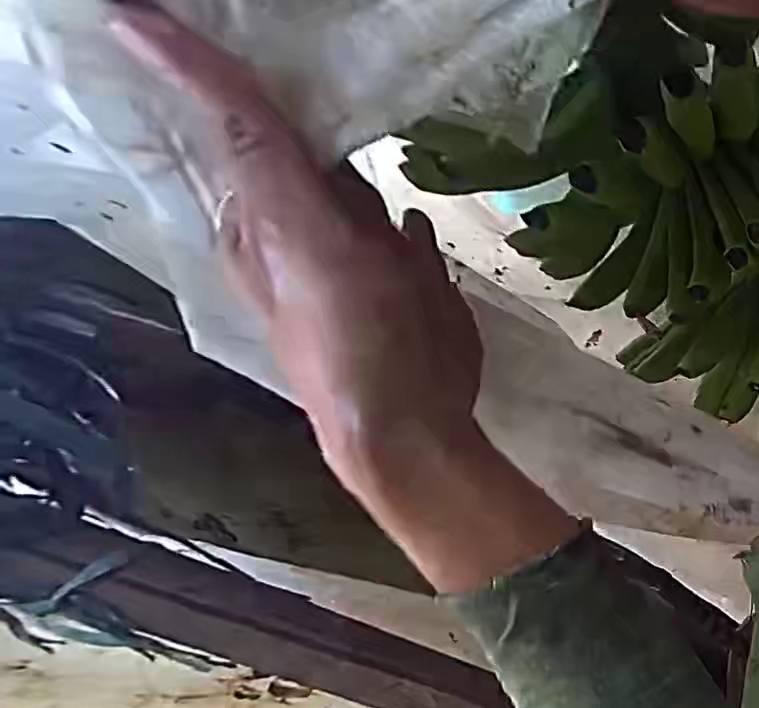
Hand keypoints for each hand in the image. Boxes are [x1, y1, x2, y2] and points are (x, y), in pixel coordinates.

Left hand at [107, 2, 482, 468]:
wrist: (413, 416)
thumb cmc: (354, 331)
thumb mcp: (296, 229)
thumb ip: (247, 137)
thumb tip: (136, 21)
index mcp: (263, 210)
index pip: (245, 121)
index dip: (242, 72)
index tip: (250, 23)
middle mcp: (310, 229)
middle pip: (306, 154)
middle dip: (309, 110)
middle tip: (322, 54)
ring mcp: (370, 261)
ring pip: (358, 195)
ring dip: (358, 165)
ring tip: (367, 120)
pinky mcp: (420, 288)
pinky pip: (407, 237)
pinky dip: (406, 220)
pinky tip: (410, 214)